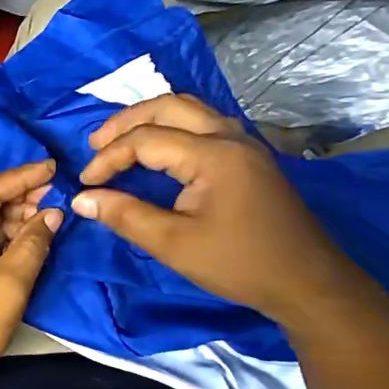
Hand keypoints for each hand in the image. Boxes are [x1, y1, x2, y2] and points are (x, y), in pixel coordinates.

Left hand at [0, 160, 62, 383]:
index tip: (52, 166)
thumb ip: (33, 243)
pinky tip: (29, 235)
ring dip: (13, 215)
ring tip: (47, 214)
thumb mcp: (10, 284)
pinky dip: (4, 235)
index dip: (21, 177)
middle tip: (54, 192)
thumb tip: (53, 213)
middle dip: (18, 194)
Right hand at [70, 94, 364, 324]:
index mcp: (213, 155)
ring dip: (149, 119)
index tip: (86, 184)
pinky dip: (172, 126)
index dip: (108, 158)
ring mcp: (244, 143)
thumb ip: (125, 216)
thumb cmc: (239, 264)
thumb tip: (81, 199)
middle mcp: (230, 136)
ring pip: (189, 109)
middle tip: (94, 146)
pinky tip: (157, 149)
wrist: (307, 282)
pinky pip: (203, 123)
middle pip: (168, 106)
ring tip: (119, 142)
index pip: (145, 139)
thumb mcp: (173, 244)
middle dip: (125, 123)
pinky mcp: (249, 156)